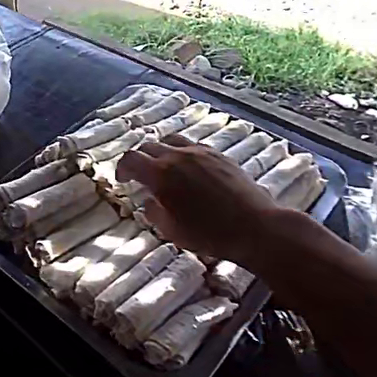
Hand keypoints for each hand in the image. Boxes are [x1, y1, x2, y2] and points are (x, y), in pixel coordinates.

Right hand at [115, 134, 283, 264]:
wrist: (254, 226)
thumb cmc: (210, 234)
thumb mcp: (173, 231)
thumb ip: (155, 213)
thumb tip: (149, 202)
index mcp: (161, 174)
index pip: (131, 159)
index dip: (122, 168)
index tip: (123, 179)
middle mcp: (178, 156)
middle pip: (149, 147)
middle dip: (140, 159)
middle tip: (141, 175)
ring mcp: (201, 152)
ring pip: (172, 141)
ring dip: (162, 152)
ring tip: (164, 168)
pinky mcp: (219, 154)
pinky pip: (193, 146)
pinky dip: (183, 153)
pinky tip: (189, 170)